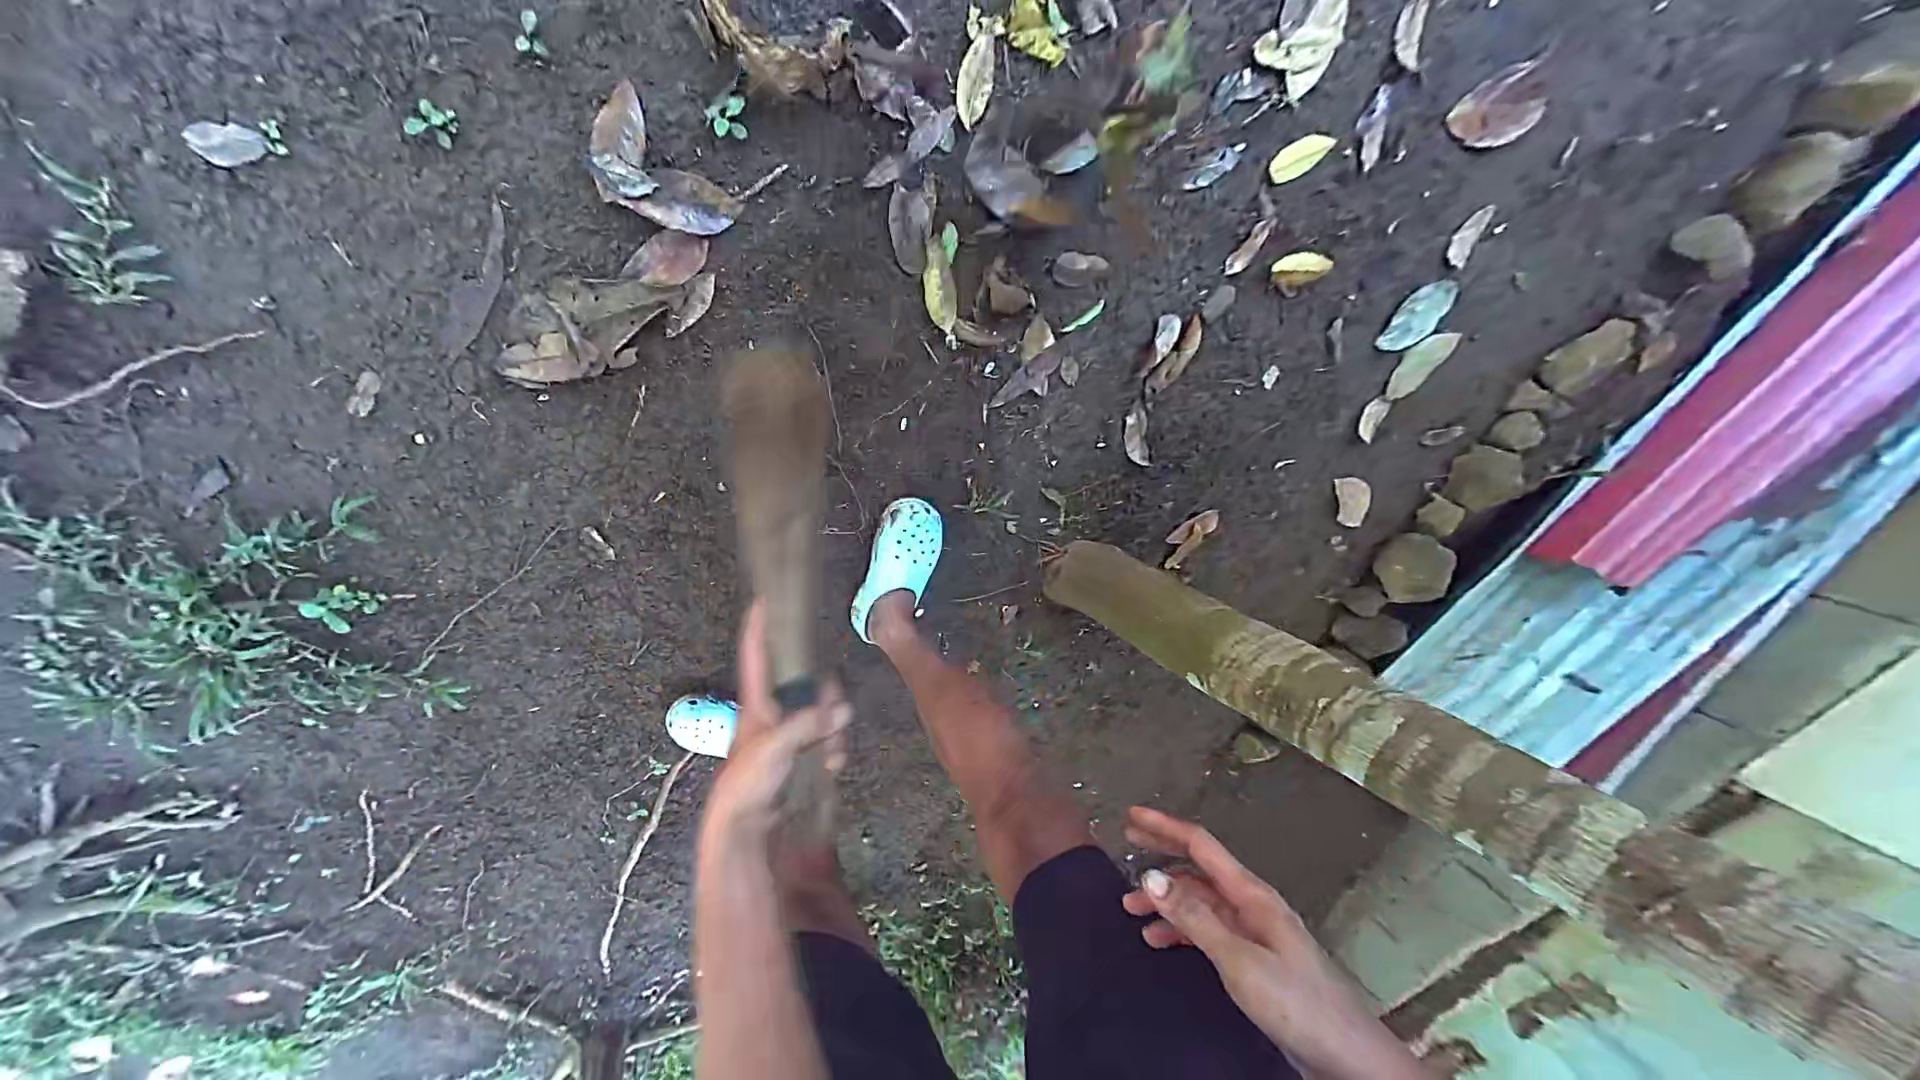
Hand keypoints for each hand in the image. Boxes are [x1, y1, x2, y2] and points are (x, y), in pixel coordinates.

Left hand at [698, 602, 849, 852]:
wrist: (744, 827)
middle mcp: (773, 714)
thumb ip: (804, 724)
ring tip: (832, 744)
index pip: (756, 656)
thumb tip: (836, 710)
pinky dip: (833, 745)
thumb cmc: (744, 785)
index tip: (764, 601)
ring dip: (832, 725)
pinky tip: (832, 760)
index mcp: (756, 703)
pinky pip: (826, 739)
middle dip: (824, 694)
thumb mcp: (772, 748)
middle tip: (834, 706)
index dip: (759, 627)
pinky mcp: (801, 755)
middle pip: (803, 685)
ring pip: (819, 713)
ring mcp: (788, 735)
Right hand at [1121, 806, 1429, 1079]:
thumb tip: (1149, 875)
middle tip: (1125, 844)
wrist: (1351, 1061)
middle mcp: (1250, 903)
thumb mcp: (1239, 960)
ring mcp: (1252, 931)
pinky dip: (1181, 929)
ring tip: (1131, 908)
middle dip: (1161, 854)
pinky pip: (1207, 929)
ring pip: (1199, 901)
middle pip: (1198, 867)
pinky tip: (1159, 940)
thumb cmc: (1297, 1004)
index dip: (1164, 826)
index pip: (1200, 845)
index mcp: (1250, 894)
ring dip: (1165, 900)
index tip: (1131, 815)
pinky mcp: (1253, 957)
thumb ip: (1194, 918)